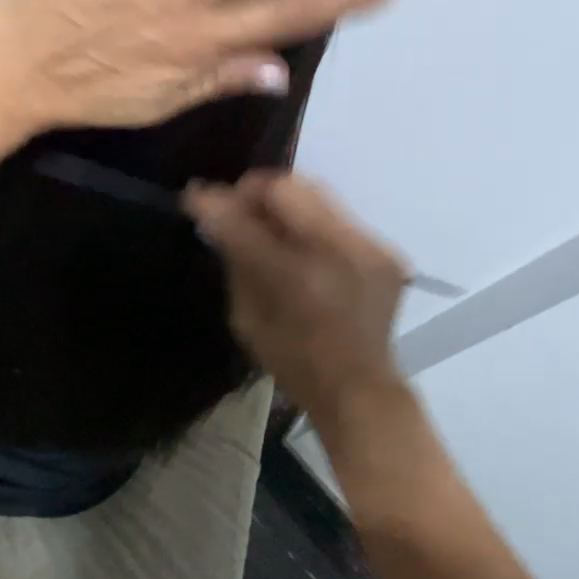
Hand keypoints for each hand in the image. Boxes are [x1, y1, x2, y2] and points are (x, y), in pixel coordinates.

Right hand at [185, 171, 409, 415]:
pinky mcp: (385, 251)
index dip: (213, 202)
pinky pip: (336, 216)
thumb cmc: (292, 362)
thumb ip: (235, 260)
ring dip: (284, 203)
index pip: (241, 220)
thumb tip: (218, 218)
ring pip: (314, 192)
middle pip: (286, 186)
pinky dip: (311, 221)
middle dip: (253, 192)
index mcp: (294, 277)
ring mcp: (367, 248)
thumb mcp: (246, 316)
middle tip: (237, 208)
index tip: (194, 196)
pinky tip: (303, 245)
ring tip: (269, 224)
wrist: (361, 391)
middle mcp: (336, 251)